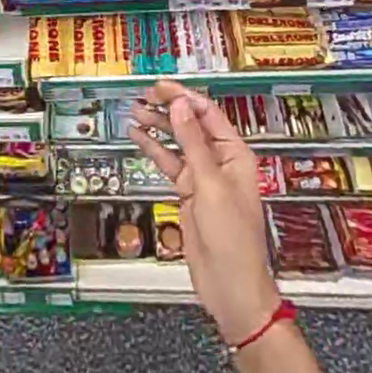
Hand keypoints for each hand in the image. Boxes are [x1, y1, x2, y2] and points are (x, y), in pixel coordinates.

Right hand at [130, 80, 282, 343]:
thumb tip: (181, 106)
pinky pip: (169, 162)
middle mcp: (219, 160)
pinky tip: (138, 136)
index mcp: (235, 153)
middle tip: (144, 95)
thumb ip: (193, 144)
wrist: (230, 286)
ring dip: (157, 125)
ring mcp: (203, 175)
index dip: (183, 97)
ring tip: (136, 110)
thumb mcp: (211, 185)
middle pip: (190, 123)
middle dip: (168, 107)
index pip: (207, 113)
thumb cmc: (234, 239)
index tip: (161, 86)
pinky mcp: (188, 191)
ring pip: (177, 141)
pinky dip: (153, 148)